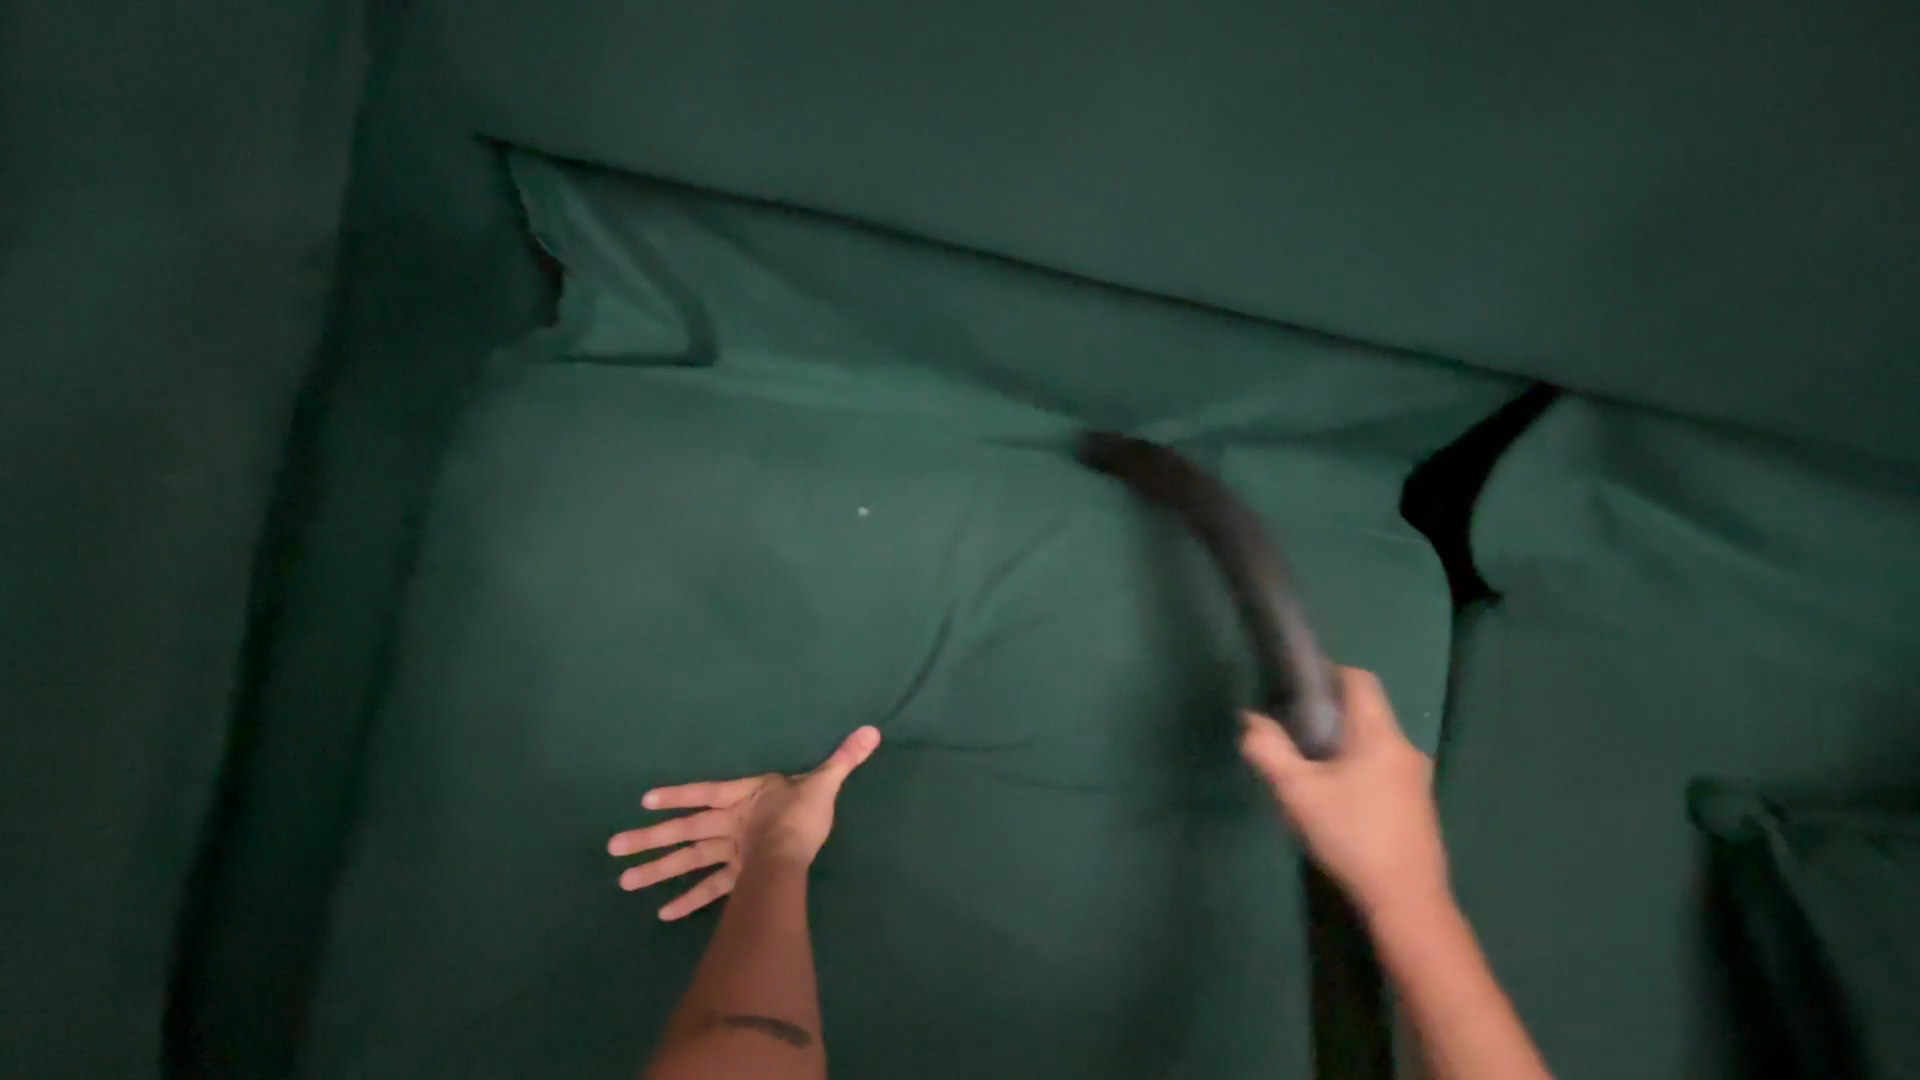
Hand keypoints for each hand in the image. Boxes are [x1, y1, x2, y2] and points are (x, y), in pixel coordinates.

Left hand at [608, 726, 881, 919]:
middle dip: (648, 838)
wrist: (798, 851)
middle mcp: (729, 823)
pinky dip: (686, 902)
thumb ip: (844, 758)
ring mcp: (729, 852)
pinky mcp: (736, 877)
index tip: (644, 801)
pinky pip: (708, 889)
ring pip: (686, 861)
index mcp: (744, 795)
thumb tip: (872, 730)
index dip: (676, 795)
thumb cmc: (805, 813)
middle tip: (612, 847)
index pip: (704, 791)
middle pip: (684, 830)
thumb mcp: (824, 780)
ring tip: (622, 882)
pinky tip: (663, 914)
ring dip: (655, 870)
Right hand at [1239, 667, 1448, 923]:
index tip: (1295, 688)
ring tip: (1307, 768)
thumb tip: (1250, 720)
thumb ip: (1268, 751)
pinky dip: (1356, 767)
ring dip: (1341, 744)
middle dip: (1327, 714)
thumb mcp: (1297, 792)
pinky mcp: (1418, 805)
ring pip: (1373, 742)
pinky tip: (1335, 799)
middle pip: (1365, 711)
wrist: (1407, 902)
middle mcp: (1404, 748)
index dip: (1327, 673)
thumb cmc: (1351, 836)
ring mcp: (1417, 778)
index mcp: (1379, 735)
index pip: (1360, 680)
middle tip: (1290, 731)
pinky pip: (1382, 767)